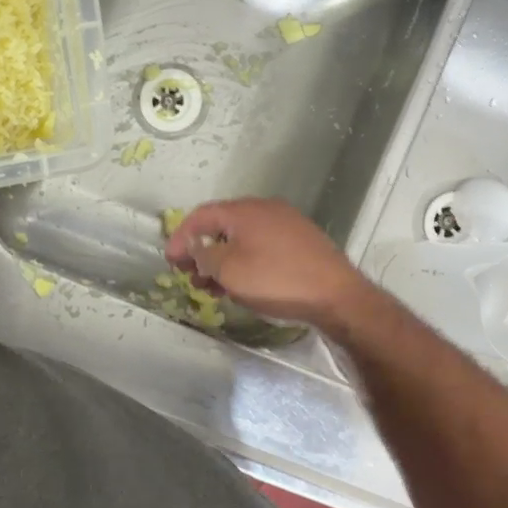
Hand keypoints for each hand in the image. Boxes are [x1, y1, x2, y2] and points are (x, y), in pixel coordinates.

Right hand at [164, 198, 371, 330]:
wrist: (338, 297)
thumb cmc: (276, 280)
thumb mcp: (229, 270)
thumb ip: (204, 255)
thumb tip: (195, 247)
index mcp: (245, 210)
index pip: (201, 216)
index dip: (180, 236)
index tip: (169, 259)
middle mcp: (265, 209)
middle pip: (222, 225)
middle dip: (201, 250)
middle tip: (188, 274)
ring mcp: (287, 225)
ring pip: (242, 238)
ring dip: (221, 260)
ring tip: (210, 286)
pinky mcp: (301, 243)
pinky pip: (261, 246)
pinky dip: (243, 261)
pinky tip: (239, 284)